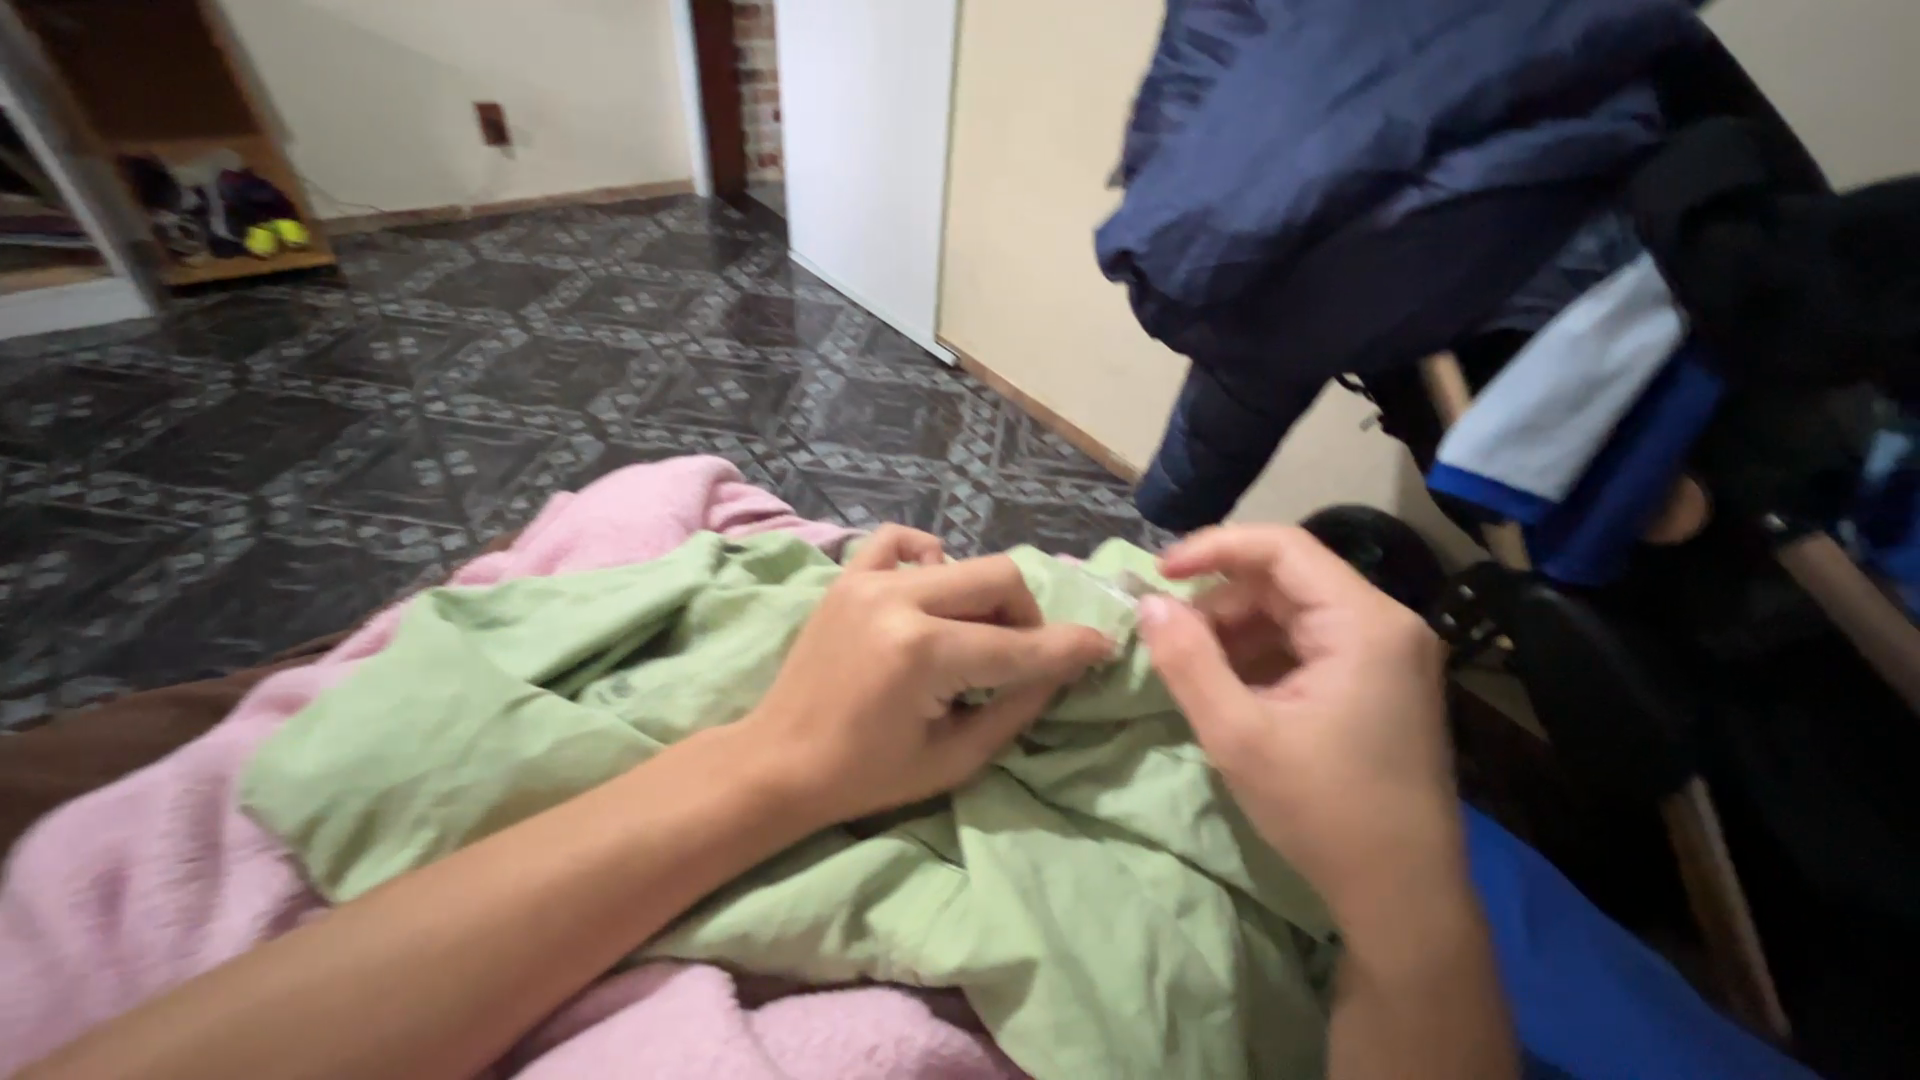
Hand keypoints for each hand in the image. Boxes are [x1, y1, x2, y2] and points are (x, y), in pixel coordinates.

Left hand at [737, 535, 1112, 827]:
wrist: (778, 762)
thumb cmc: (867, 775)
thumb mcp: (955, 757)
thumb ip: (1017, 706)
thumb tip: (1063, 666)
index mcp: (923, 653)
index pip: (1019, 645)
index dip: (1070, 648)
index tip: (1105, 645)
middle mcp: (898, 600)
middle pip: (1000, 578)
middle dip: (1028, 617)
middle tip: (1021, 654)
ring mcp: (867, 580)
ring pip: (962, 559)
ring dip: (984, 595)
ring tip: (970, 635)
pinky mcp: (846, 577)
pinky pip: (900, 540)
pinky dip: (929, 557)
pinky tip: (931, 590)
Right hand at [1137, 525, 1458, 917]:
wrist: (1402, 894)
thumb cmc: (1322, 810)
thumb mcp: (1237, 735)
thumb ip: (1187, 661)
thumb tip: (1148, 604)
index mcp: (1364, 623)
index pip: (1282, 548)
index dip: (1214, 548)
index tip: (1160, 573)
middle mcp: (1385, 623)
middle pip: (1287, 579)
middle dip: (1220, 601)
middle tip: (1171, 637)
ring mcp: (1387, 653)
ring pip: (1294, 612)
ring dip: (1237, 630)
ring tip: (1195, 669)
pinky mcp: (1379, 681)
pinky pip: (1308, 643)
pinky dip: (1262, 654)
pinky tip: (1231, 688)